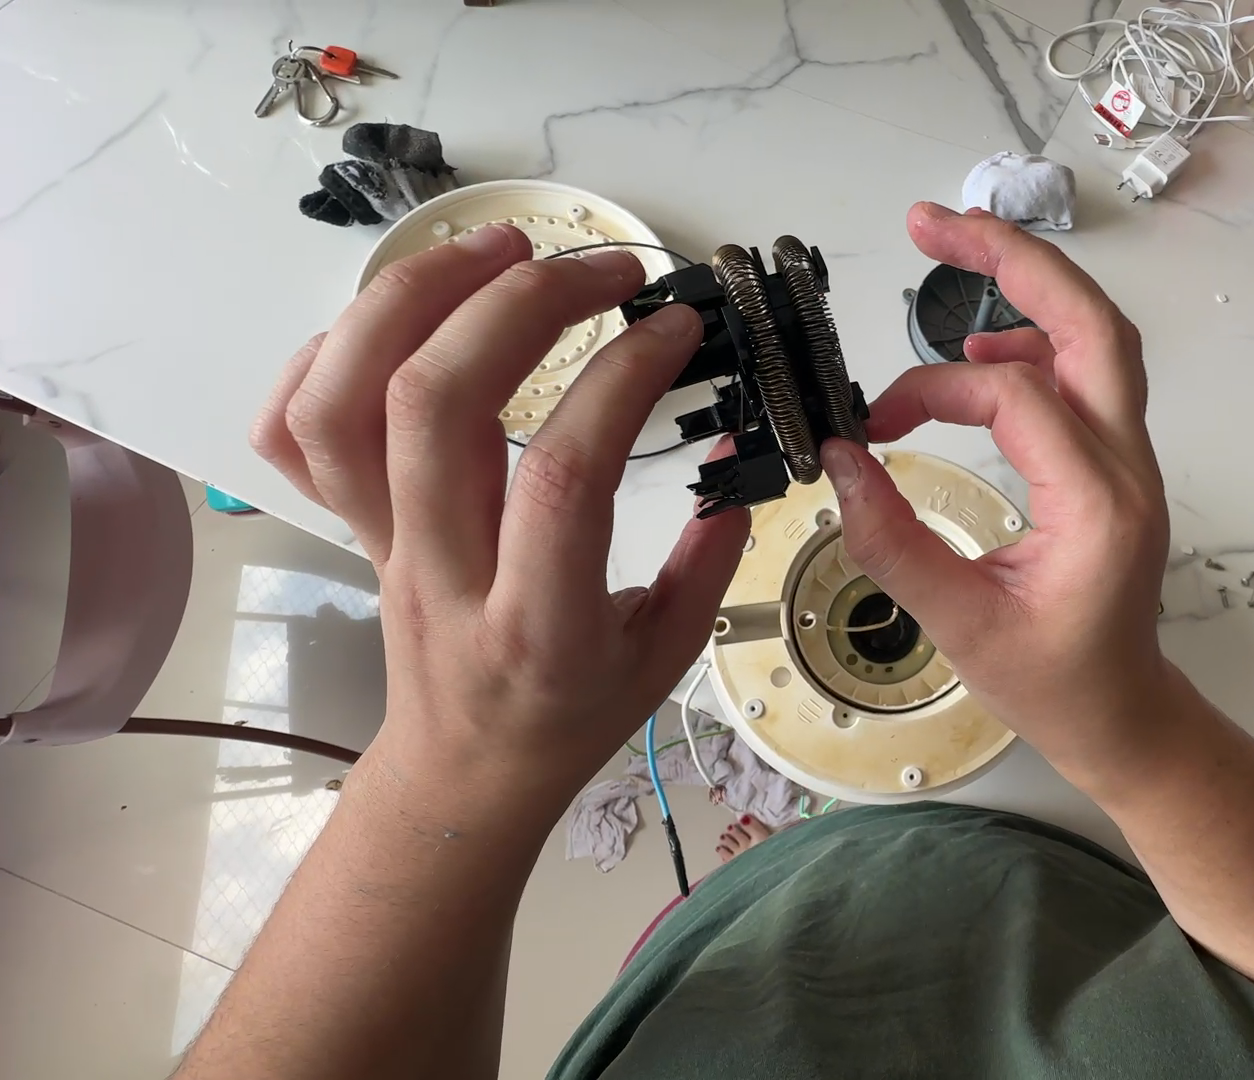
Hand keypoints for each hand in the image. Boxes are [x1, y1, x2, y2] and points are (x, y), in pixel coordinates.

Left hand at [250, 224, 745, 805]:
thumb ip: (710, 558)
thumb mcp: (671, 653)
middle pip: (437, 404)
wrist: (469, 769)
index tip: (677, 328)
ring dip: (418, 297)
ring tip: (501, 250)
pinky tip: (415, 316)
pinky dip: (336, 347)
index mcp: (543, 619)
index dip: (623, 380)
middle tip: (602, 269)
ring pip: (349, 399)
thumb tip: (731, 455)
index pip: (566, 474)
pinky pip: (298, 428)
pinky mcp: (349, 529)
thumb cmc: (578, 716)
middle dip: (524, 305)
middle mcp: (447, 571)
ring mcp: (383, 544)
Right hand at [821, 203, 1172, 771]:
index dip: (932, 393)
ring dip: (1029, 291)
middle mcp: (1127, 467)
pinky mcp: (1114, 466)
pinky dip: (1034, 346)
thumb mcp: (959, 625)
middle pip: (1092, 323)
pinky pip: (1086, 378)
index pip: (1016, 397)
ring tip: (954, 264)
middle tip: (934, 223)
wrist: (1123, 709)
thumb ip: (892, 542)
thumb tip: (840, 463)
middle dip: (1014, 259)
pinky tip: (982, 355)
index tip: (875, 424)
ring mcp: (1130, 461)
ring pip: (1097, 339)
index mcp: (1097, 506)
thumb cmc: (1053, 683)